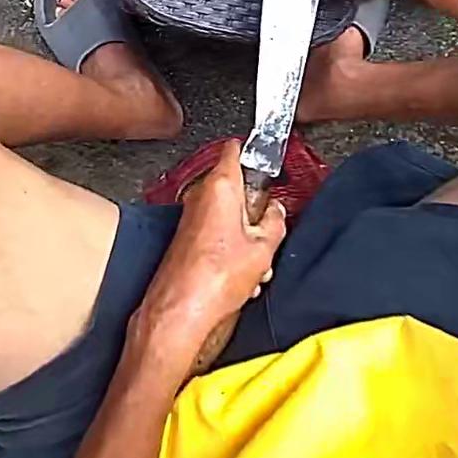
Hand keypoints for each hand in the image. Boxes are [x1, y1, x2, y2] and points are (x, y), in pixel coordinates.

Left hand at [132, 140, 285, 352]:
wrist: (180, 308)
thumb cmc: (213, 277)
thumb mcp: (263, 248)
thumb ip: (276, 221)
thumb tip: (277, 211)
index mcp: (221, 185)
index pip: (235, 148)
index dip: (253, 149)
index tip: (265, 155)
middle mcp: (202, 194)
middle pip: (237, 186)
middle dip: (256, 207)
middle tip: (268, 228)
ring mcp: (193, 215)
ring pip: (230, 213)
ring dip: (246, 234)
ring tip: (256, 262)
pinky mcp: (189, 236)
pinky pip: (218, 232)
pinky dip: (232, 248)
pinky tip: (241, 274)